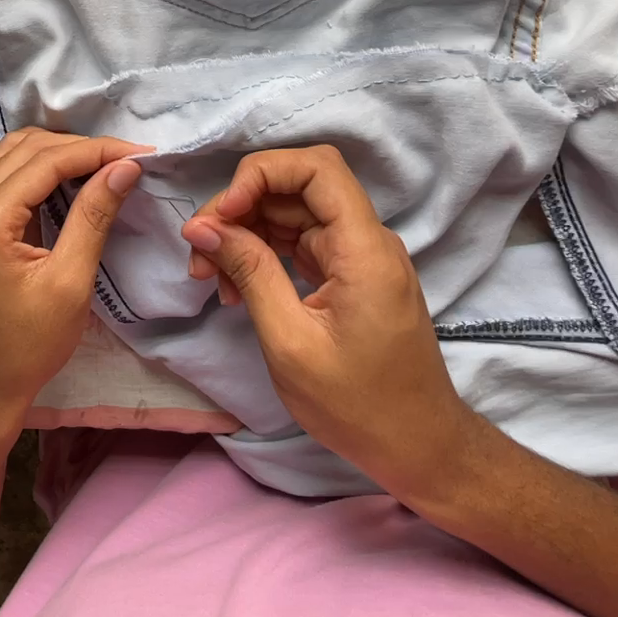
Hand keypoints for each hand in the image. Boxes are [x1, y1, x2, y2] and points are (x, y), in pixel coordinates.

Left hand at [0, 128, 147, 420]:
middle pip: (25, 149)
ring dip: (56, 150)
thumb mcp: (70, 282)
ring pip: (11, 153)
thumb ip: (93, 218)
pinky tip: (67, 174)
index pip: (44, 161)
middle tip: (126, 159)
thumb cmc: (31, 342)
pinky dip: (37, 164)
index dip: (94, 151)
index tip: (139, 153)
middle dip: (78, 147)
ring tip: (102, 162)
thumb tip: (123, 168)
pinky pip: (3, 173)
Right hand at [180, 146, 481, 497]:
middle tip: (200, 253)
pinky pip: (296, 241)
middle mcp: (365, 240)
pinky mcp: (346, 273)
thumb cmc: (357, 405)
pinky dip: (260, 254)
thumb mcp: (290, 342)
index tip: (222, 216)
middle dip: (239, 209)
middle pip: (294, 188)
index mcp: (364, 250)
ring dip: (243, 234)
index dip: (261, 175)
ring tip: (209, 276)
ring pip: (289, 214)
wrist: (418, 448)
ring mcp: (356, 256)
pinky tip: (234, 286)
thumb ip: (249, 273)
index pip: (316, 168)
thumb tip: (202, 227)